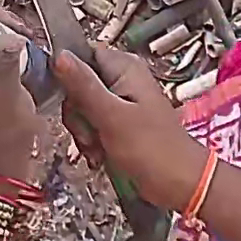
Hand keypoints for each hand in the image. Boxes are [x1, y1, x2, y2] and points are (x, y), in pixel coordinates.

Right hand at [51, 46, 205, 210]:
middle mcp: (121, 78)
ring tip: (95, 149)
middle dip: (76, 112)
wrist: (182, 186)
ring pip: (82, 106)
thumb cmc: (150, 148)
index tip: (68, 101)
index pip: (82, 55)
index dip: (68, 75)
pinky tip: (98, 156)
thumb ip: (83, 86)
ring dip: (83, 131)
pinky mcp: (120, 121)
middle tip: (87, 133)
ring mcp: (121, 100)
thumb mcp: (112, 116)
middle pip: (78, 83)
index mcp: (124, 67)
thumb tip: (58, 54)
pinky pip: (92, 123)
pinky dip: (91, 140)